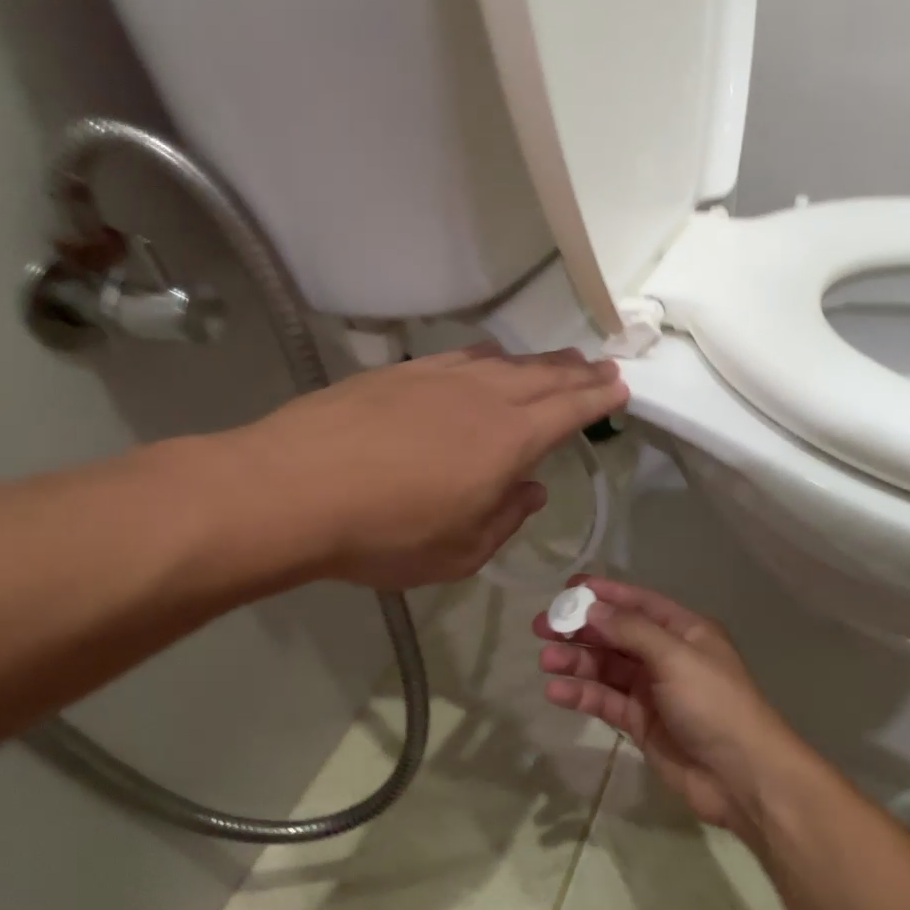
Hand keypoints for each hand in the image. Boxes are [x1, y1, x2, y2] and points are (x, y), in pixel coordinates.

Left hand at [210, 345, 626, 588]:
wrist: (290, 491)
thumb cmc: (385, 534)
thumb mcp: (461, 551)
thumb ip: (506, 519)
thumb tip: (530, 490)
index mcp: (510, 440)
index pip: (570, 409)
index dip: (599, 397)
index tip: (620, 387)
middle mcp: (485, 397)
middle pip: (545, 375)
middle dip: (579, 371)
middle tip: (603, 366)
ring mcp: (441, 378)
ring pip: (505, 362)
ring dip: (539, 360)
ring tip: (560, 358)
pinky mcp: (400, 373)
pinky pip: (461, 357)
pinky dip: (488, 357)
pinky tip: (489, 358)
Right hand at [533, 577, 805, 837]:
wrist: (740, 774)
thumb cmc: (714, 703)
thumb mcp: (676, 657)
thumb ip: (632, 631)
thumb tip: (592, 607)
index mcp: (686, 631)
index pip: (640, 604)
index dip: (606, 594)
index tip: (568, 587)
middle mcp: (669, 656)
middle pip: (619, 635)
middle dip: (583, 629)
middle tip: (541, 626)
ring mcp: (655, 691)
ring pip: (609, 668)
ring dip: (578, 662)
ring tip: (545, 660)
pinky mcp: (643, 724)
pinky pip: (607, 701)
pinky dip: (582, 694)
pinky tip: (556, 691)